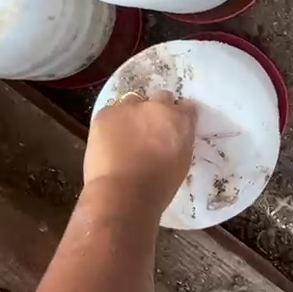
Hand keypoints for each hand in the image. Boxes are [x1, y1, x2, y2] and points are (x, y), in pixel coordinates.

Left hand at [84, 91, 196, 217]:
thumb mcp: (182, 162)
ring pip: (134, 101)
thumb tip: (172, 137)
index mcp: (181, 120)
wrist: (123, 193)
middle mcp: (158, 106)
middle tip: (150, 130)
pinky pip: (111, 111)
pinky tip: (109, 140)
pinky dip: (111, 123)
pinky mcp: (105, 113)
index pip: (187, 107)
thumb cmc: (159, 187)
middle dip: (158, 110)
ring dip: (133, 113)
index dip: (180, 117)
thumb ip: (180, 141)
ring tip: (126, 134)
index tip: (174, 128)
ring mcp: (129, 107)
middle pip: (162, 97)